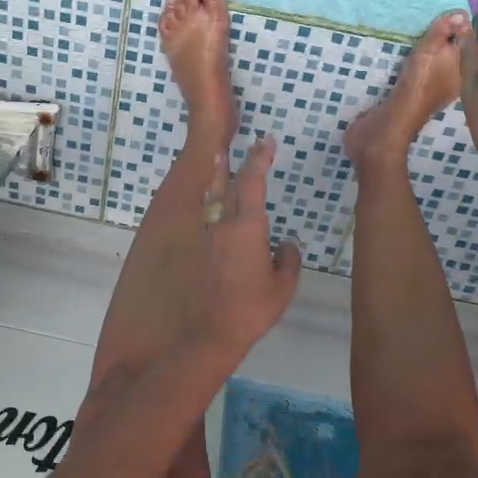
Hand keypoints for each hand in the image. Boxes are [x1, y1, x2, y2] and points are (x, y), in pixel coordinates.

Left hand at [192, 136, 301, 357]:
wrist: (206, 336)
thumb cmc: (250, 312)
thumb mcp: (282, 290)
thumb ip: (288, 261)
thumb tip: (287, 243)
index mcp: (248, 227)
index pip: (253, 180)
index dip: (259, 158)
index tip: (266, 141)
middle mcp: (222, 223)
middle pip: (227, 181)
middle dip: (235, 161)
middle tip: (240, 145)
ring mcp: (201, 234)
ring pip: (207, 195)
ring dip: (214, 174)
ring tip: (216, 156)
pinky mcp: (188, 249)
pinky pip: (197, 215)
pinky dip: (201, 201)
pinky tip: (203, 201)